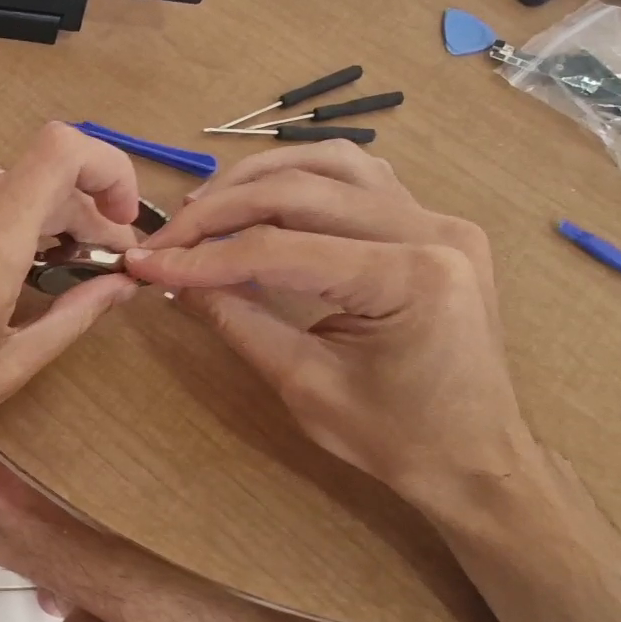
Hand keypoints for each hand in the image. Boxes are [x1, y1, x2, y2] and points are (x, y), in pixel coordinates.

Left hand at [0, 122, 143, 476]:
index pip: (58, 154)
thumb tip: (122, 283)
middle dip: (79, 208)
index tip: (119, 218)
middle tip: (99, 258)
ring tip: (52, 257)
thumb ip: (71, 317)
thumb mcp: (5, 371)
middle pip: (33, 174)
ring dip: (35, 209)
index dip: (107, 168)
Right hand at [125, 141, 535, 507]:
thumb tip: (181, 279)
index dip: (202, 255)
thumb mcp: (303, 384)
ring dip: (259, 179)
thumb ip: (240, 322)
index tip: (146, 263)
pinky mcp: (433, 226)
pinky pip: (360, 180)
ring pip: (332, 166)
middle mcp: (431, 230)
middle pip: (301, 191)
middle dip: (220, 210)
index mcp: (407, 278)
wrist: (474, 455)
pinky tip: (264, 199)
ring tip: (204, 207)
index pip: (278, 248)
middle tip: (165, 236)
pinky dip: (302, 180)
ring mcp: (439, 221)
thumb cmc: (394, 437)